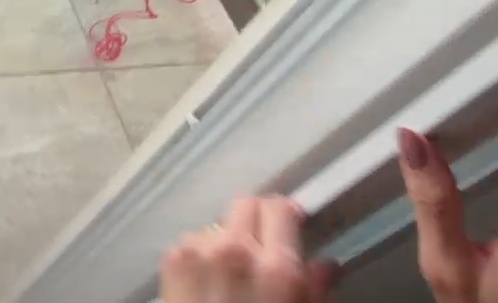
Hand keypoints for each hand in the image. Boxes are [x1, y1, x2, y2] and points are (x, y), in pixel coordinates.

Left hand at [160, 195, 336, 302]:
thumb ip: (315, 292)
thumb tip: (326, 265)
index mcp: (277, 269)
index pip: (279, 208)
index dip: (287, 213)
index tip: (292, 223)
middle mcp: (235, 248)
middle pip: (245, 204)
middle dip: (258, 220)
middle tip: (266, 246)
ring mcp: (198, 249)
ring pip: (219, 225)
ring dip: (229, 241)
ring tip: (235, 277)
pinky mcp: (171, 259)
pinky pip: (194, 242)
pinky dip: (204, 255)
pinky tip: (210, 286)